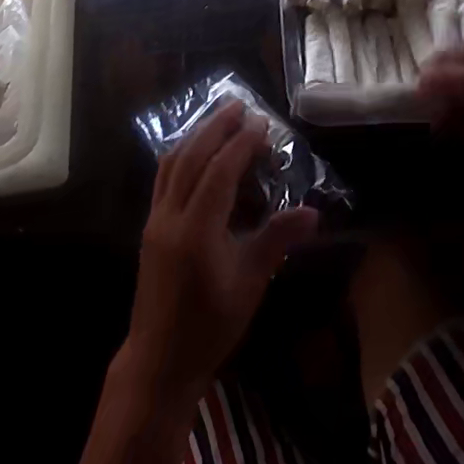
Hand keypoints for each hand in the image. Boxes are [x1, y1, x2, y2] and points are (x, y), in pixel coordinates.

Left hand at [124, 100, 318, 399]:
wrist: (160, 358)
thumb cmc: (210, 326)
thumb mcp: (250, 284)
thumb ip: (277, 241)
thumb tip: (313, 212)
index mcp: (196, 230)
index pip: (219, 172)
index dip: (241, 144)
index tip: (261, 122)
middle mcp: (170, 217)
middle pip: (190, 158)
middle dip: (215, 128)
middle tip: (238, 105)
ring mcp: (155, 222)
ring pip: (171, 165)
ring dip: (195, 137)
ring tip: (218, 119)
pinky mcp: (150, 229)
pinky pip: (164, 180)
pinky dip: (181, 157)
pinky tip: (195, 154)